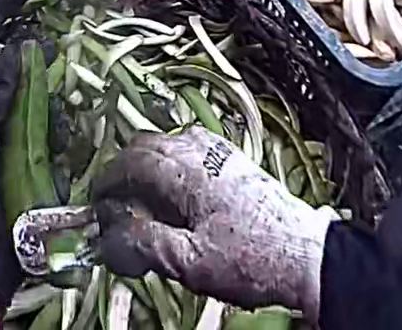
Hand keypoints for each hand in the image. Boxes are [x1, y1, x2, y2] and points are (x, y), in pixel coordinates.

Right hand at [93, 129, 335, 320]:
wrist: (305, 252)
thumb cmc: (250, 259)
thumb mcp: (192, 263)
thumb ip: (145, 243)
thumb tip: (108, 234)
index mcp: (181, 170)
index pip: (129, 163)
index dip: (107, 181)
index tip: (97, 203)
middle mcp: (193, 147)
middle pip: (142, 145)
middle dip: (123, 170)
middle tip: (117, 203)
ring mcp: (212, 146)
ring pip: (163, 139)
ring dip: (145, 162)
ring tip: (144, 197)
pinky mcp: (227, 153)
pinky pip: (185, 141)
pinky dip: (169, 156)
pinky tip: (176, 185)